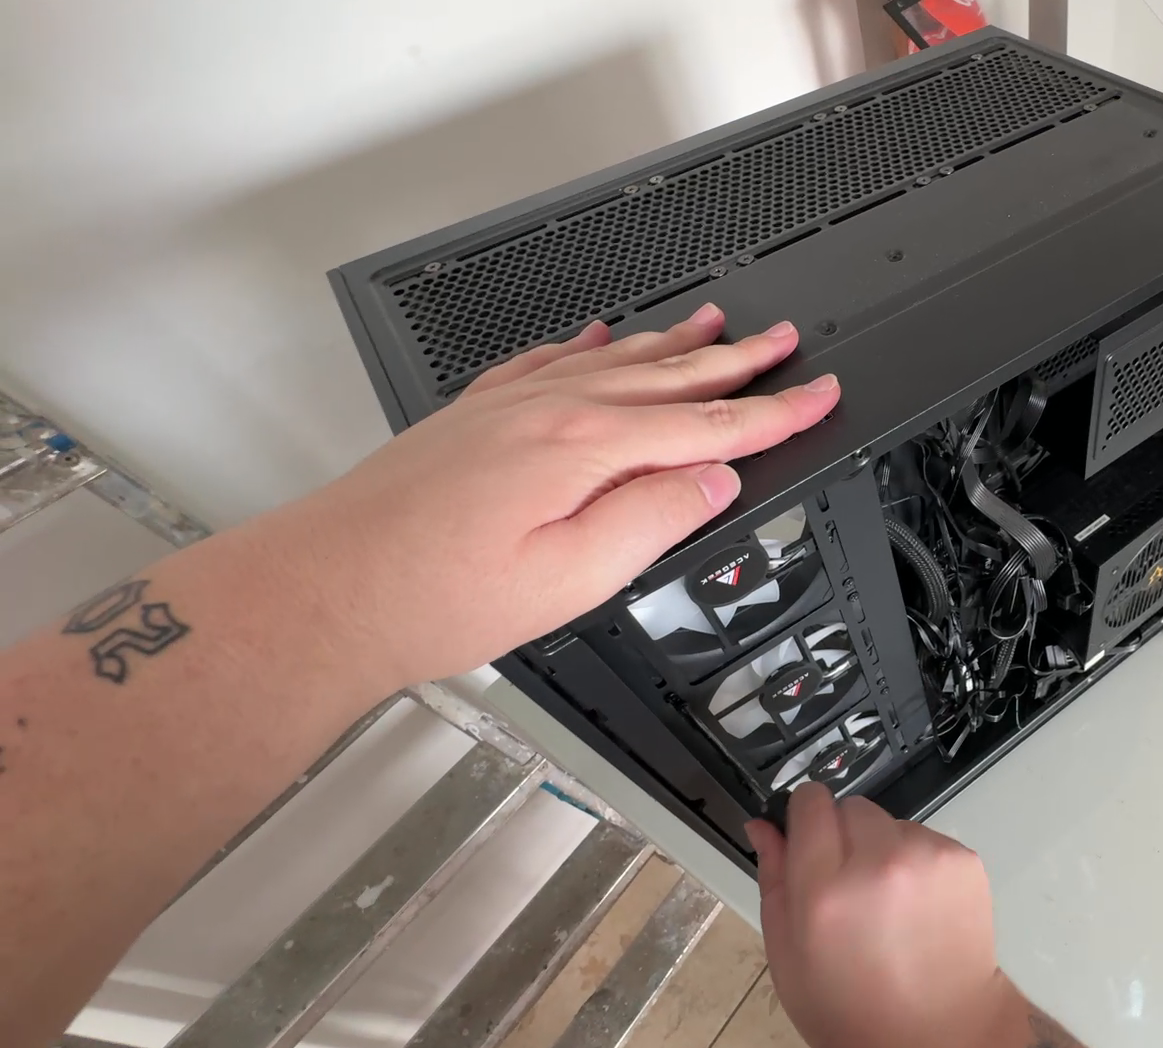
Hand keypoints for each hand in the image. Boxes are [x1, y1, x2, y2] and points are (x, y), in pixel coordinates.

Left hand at [254, 304, 837, 687]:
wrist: (326, 591)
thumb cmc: (440, 592)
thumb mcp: (576, 575)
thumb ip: (656, 516)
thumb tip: (715, 479)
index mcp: (587, 448)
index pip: (711, 425)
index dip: (776, 412)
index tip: (817, 394)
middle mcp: (554, 410)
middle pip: (674, 375)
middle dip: (742, 360)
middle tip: (786, 340)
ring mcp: (515, 407)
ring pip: (622, 359)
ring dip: (679, 341)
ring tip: (718, 320)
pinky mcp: (484, 416)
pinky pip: (553, 359)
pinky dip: (591, 343)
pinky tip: (603, 332)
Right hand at [746, 785, 1006, 1047]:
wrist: (942, 1037)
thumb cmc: (855, 1011)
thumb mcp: (789, 959)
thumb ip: (774, 879)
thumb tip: (763, 825)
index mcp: (826, 891)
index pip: (810, 802)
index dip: (805, 816)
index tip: (808, 837)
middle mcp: (879, 863)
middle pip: (850, 806)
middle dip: (843, 835)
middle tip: (848, 886)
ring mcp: (927, 856)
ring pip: (889, 821)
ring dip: (882, 847)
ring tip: (886, 904)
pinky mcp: (962, 858)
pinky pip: (924, 837)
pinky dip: (916, 861)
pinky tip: (916, 906)